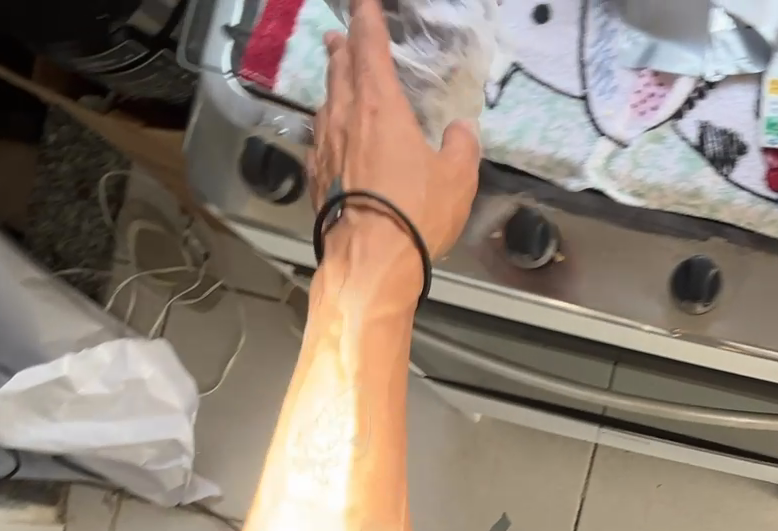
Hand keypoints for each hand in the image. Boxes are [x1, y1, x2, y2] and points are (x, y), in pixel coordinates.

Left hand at [307, 0, 480, 262]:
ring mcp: (326, 146)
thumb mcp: (457, 179)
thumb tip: (461, 129)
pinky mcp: (317, 175)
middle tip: (342, 36)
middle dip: (344, 48)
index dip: (367, 19)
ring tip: (336, 77)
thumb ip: (461, 147)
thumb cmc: (416, 212)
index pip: (370, 48)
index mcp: (381, 107)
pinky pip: (320, 137)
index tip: (363, 2)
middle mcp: (346, 117)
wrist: (371, 258)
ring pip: (326, 101)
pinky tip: (330, 132)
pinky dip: (327, 125)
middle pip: (341, 70)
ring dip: (332, 84)